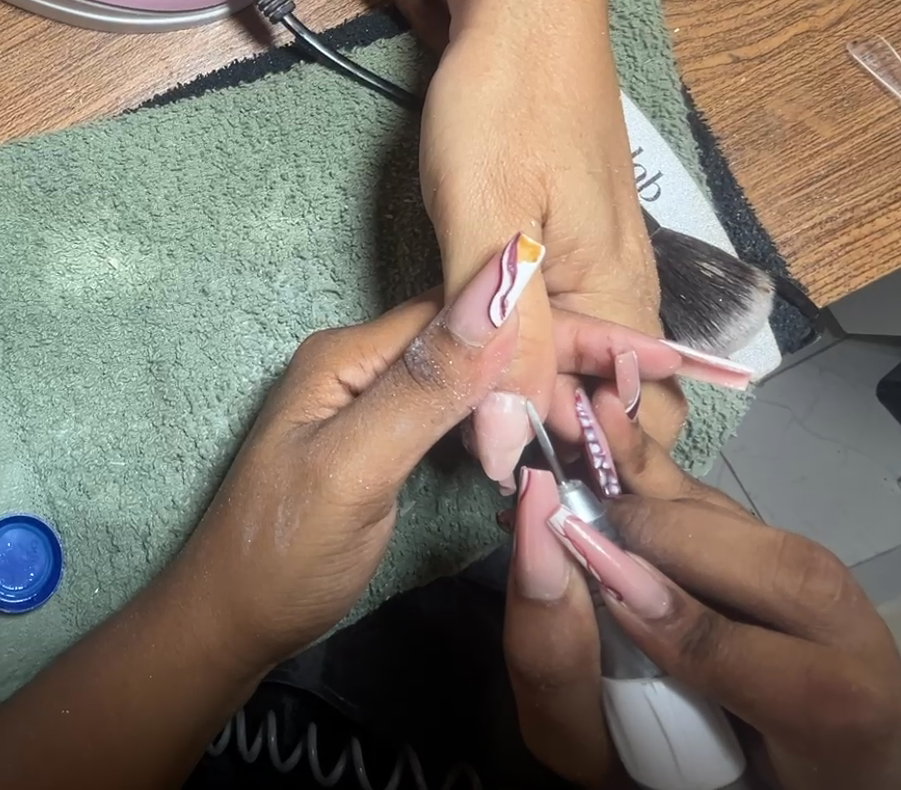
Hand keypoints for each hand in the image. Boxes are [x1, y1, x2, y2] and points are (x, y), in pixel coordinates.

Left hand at [165, 239, 700, 669]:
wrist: (236, 616)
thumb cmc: (285, 549)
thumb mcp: (354, 465)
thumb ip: (424, 384)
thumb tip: (497, 285)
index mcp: (350, 355)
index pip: (465, 316)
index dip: (552, 325)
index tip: (647, 346)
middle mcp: (362, 364)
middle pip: (474, 338)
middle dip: (563, 348)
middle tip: (664, 370)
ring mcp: (373, 401)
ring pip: (471, 373)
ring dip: (543, 377)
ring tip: (629, 392)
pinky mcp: (384, 438)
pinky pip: (457, 409)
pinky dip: (509, 410)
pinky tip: (553, 419)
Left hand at [422, 0, 688, 483]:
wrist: (516, 14)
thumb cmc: (503, 111)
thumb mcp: (491, 227)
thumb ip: (501, 336)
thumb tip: (507, 444)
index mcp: (621, 301)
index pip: (623, 421)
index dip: (567, 462)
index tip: (501, 490)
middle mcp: (620, 293)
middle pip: (598, 399)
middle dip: (546, 436)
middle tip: (473, 460)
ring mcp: (588, 266)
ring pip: (567, 362)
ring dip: (524, 397)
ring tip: (465, 427)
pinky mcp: (553, 245)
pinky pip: (544, 323)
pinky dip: (513, 352)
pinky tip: (474, 362)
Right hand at [505, 387, 900, 788]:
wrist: (697, 757)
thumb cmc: (634, 770)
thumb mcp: (582, 748)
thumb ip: (558, 663)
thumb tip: (539, 537)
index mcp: (850, 768)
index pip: (821, 696)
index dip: (704, 632)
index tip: (598, 578)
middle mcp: (876, 684)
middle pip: (806, 588)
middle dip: (679, 537)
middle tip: (577, 514)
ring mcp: (847, 622)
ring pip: (776, 540)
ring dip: (666, 493)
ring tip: (585, 439)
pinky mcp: (792, 571)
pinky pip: (736, 516)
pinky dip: (662, 473)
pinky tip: (610, 428)